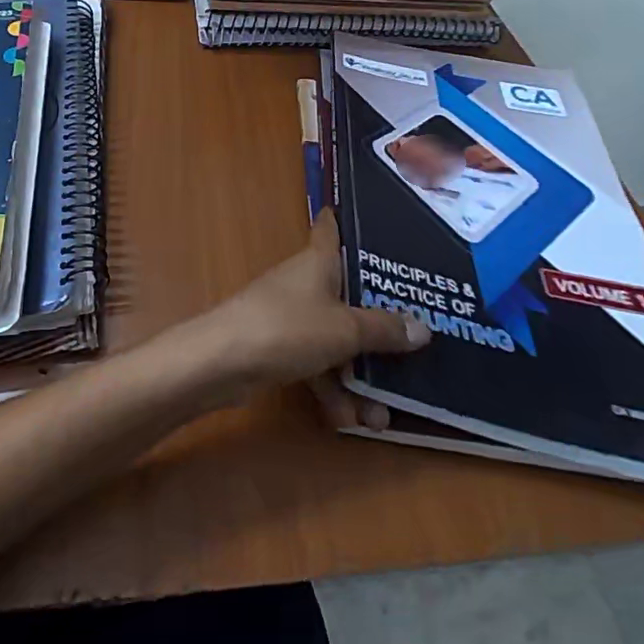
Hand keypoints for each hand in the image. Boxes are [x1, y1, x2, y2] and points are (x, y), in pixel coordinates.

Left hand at [205, 210, 429, 429]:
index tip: (378, 222)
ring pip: (335, 341)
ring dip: (359, 377)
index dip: (349, 223)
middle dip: (380, 329)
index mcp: (317, 263)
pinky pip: (315, 365)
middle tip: (419, 350)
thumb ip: (383, 329)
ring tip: (382, 416)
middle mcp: (304, 284)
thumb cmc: (287, 328)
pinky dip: (331, 391)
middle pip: (348, 296)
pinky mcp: (277, 348)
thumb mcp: (345, 329)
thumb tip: (422, 328)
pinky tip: (347, 421)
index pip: (331, 230)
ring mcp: (289, 317)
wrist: (221, 362)